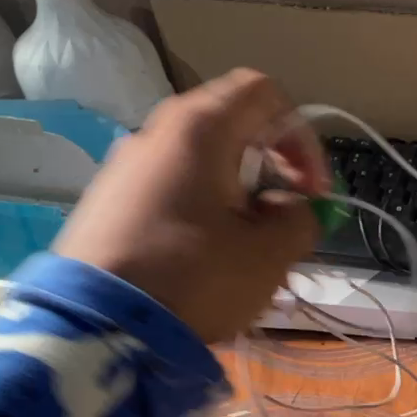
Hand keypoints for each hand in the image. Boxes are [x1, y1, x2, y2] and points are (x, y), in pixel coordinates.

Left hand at [53, 68, 326, 343]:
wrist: (102, 323)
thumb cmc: (196, 277)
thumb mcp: (269, 255)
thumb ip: (300, 221)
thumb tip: (294, 210)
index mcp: (201, 128)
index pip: (266, 94)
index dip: (303, 138)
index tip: (313, 193)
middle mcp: (158, 133)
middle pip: (233, 131)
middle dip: (272, 177)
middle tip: (285, 228)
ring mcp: (128, 168)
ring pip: (204, 169)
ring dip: (240, 205)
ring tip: (250, 258)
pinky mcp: (110, 204)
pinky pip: (174, 196)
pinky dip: (205, 219)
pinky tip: (209, 268)